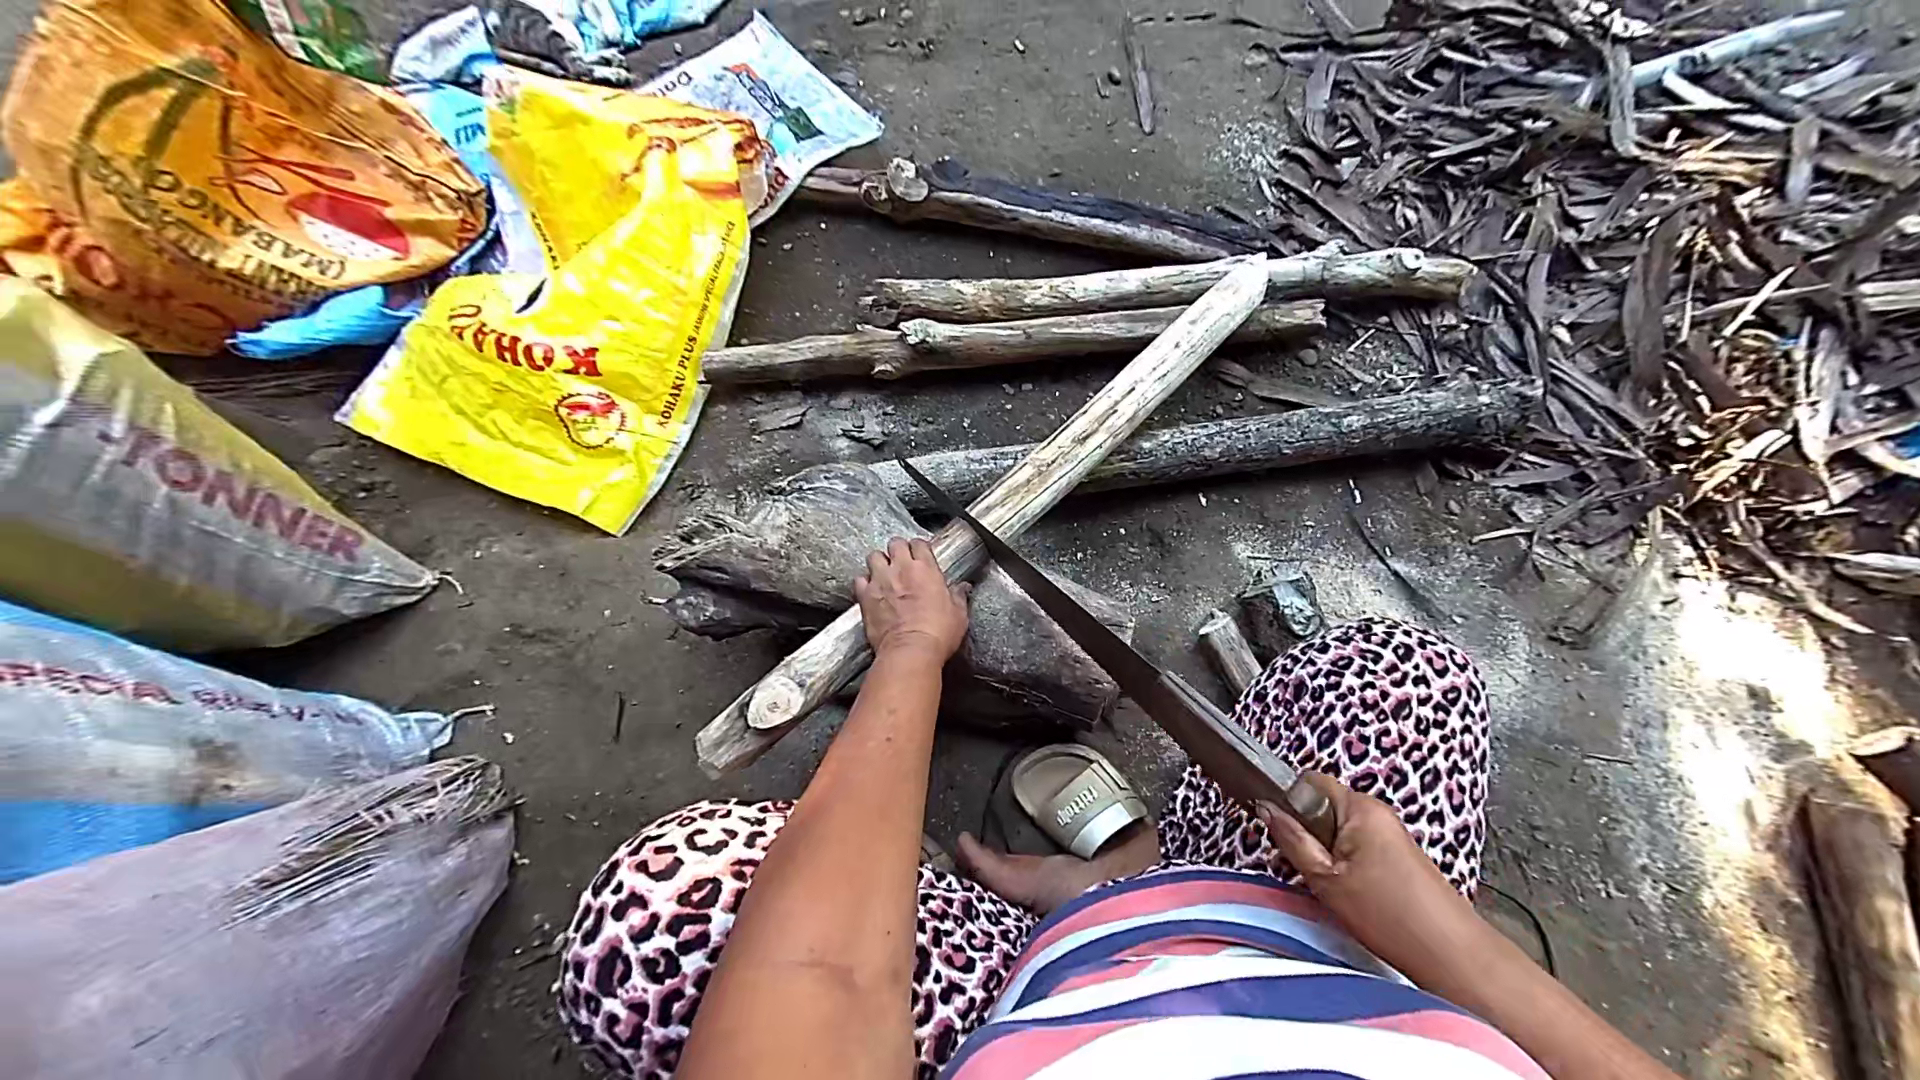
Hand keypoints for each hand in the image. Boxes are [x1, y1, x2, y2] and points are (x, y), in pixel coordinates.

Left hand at [854, 537, 970, 661]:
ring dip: (879, 562)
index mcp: (926, 569)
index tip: (921, 555)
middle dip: (898, 549)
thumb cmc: (936, 634)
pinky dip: (863, 582)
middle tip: (901, 560)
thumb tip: (962, 589)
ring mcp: (881, 581)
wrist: (911, 651)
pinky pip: (859, 580)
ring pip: (873, 556)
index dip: (919, 548)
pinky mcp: (865, 596)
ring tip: (883, 572)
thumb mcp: (958, 614)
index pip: (919, 544)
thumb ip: (958, 596)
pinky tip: (869, 590)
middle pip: (895, 543)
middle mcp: (901, 569)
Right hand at [1255, 773, 1481, 967]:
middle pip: (1321, 804)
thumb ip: (1290, 838)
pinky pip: (1356, 843)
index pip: (1307, 781)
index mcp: (1360, 807)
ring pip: (1337, 827)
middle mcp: (1377, 811)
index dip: (1286, 800)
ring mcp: (1390, 832)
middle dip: (1307, 830)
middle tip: (1307, 865)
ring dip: (1326, 849)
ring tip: (1331, 883)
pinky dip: (1345, 862)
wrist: (1456, 959)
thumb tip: (1266, 808)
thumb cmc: (1394, 920)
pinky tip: (1351, 891)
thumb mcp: (1324, 879)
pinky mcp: (1397, 852)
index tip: (1280, 827)